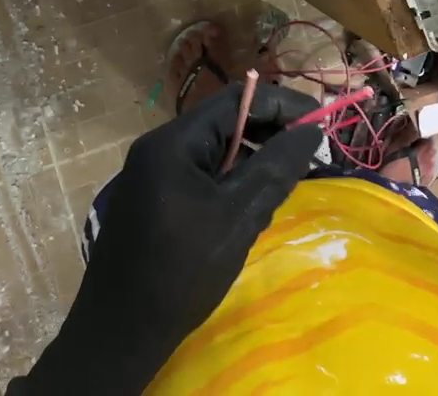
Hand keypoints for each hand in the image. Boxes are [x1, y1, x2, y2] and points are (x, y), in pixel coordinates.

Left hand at [10, 82, 322, 394]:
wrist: (116, 336)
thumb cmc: (180, 272)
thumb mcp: (238, 217)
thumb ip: (276, 168)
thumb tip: (312, 132)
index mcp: (174, 141)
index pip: (236, 100)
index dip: (283, 106)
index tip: (321, 122)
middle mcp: (160, 146)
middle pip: (225, 121)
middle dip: (270, 131)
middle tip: (311, 151)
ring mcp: (153, 173)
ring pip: (215, 148)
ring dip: (254, 156)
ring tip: (290, 176)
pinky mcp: (154, 198)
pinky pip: (201, 172)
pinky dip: (232, 178)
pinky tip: (254, 201)